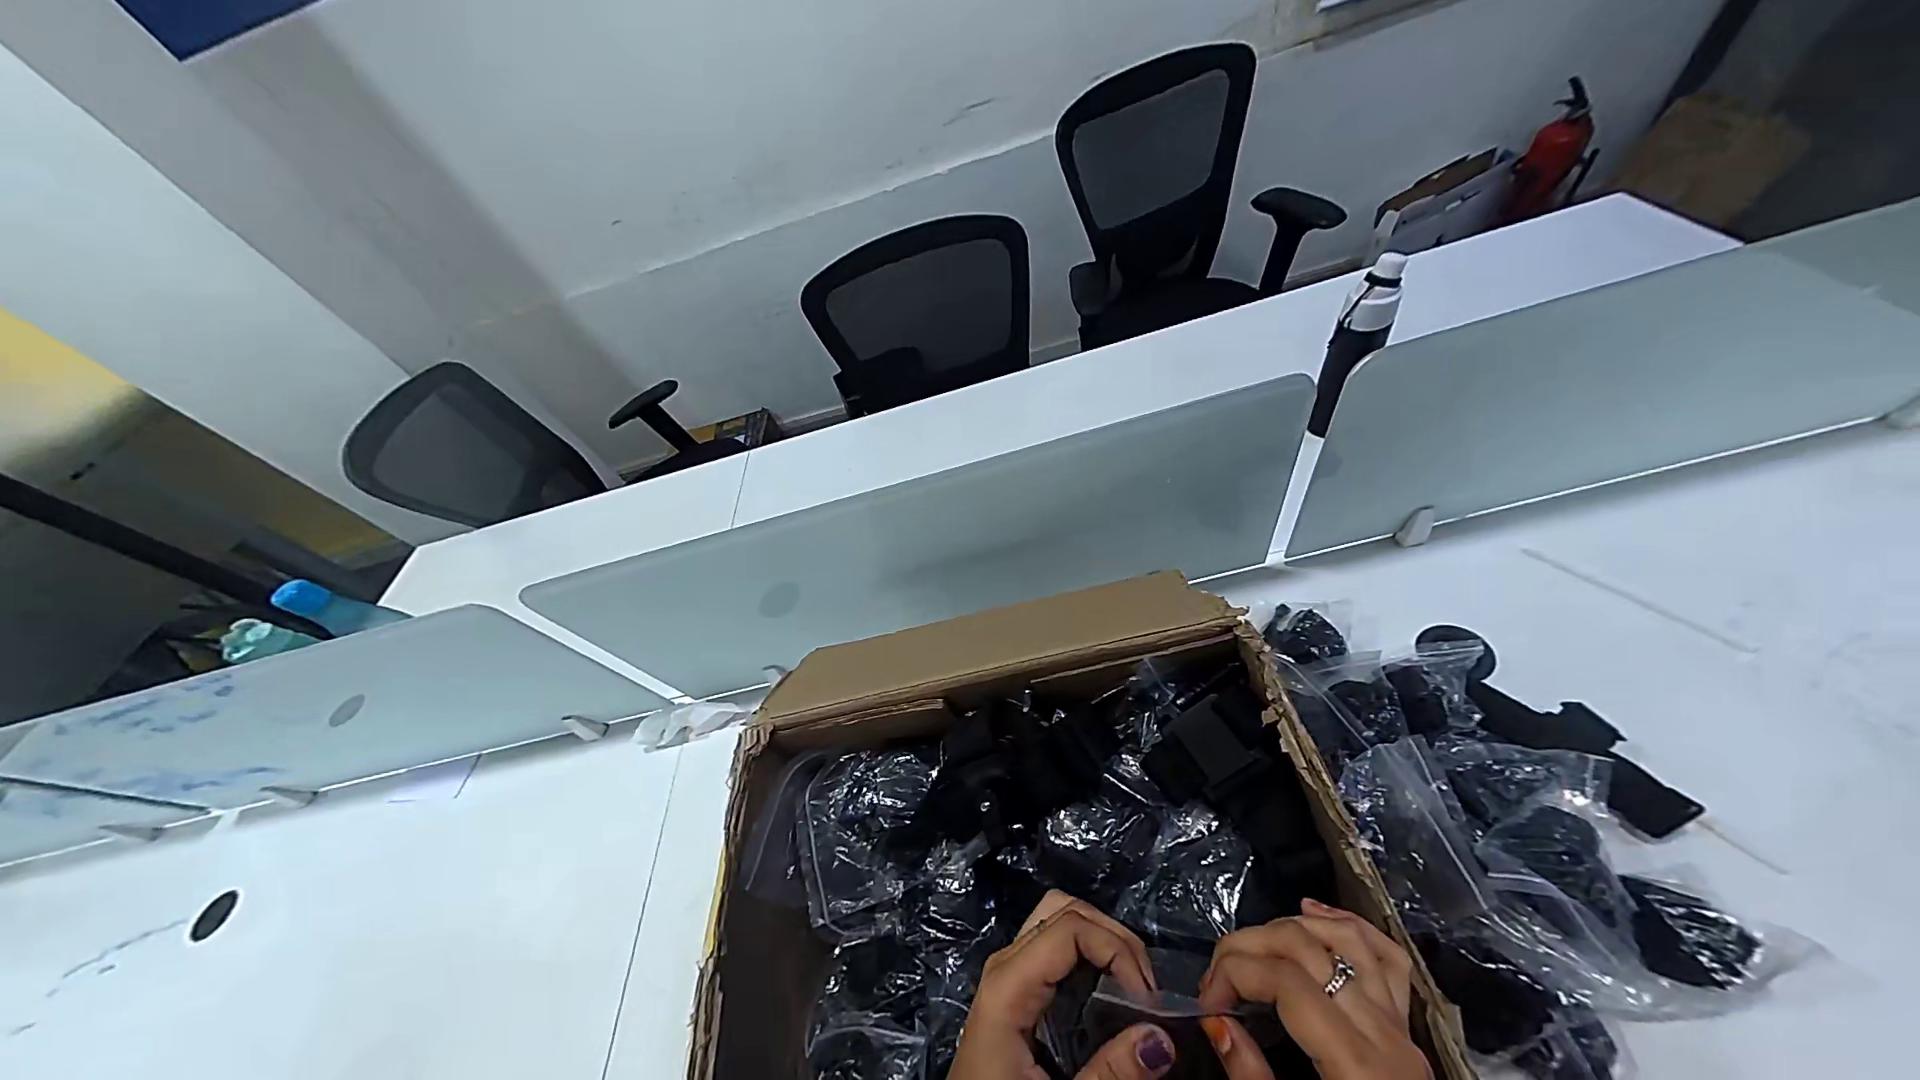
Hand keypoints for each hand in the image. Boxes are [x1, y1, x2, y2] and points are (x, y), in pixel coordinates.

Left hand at [949, 890, 1169, 1079]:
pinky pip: (1054, 944)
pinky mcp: (1016, 985)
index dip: (1116, 948)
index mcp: (1008, 985)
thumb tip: (1161, 1037)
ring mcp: (1008, 970)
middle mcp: (1005, 964)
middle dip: (1114, 938)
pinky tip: (1110, 988)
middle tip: (1148, 991)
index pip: (1069, 926)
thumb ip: (1109, 1073)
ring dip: (1103, 938)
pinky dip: (1088, 950)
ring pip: (1058, 918)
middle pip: (1064, 911)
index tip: (1148, 1000)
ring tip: (1135, 986)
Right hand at [1196, 898, 1429, 1079]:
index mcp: (1360, 1068)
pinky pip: (1385, 958)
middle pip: (1308, 948)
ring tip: (1250, 947)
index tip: (1205, 1001)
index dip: (1234, 973)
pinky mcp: (1407, 1031)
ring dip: (1288, 927)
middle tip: (1216, 979)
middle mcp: (1388, 1037)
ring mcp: (1403, 1029)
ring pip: (1345, 939)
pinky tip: (1311, 913)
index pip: (1286, 980)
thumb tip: (1215, 1021)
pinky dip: (1346, 925)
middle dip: (1248, 946)